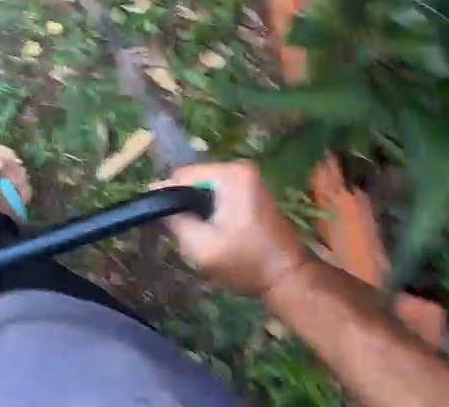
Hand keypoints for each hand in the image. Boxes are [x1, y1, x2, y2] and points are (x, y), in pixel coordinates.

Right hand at [155, 161, 308, 298]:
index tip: (159, 218)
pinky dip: (211, 207)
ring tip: (196, 231)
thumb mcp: (202, 247)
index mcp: (231, 175)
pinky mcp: (253, 189)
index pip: (183, 175)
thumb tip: (159, 205)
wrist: (290, 280)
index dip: (168, 196)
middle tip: (180, 230)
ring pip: (206, 186)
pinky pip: (220, 192)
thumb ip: (175, 221)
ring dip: (198, 206)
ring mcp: (249, 178)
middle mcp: (241, 168)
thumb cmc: (247, 263)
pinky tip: (212, 229)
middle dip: (185, 202)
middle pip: (195, 179)